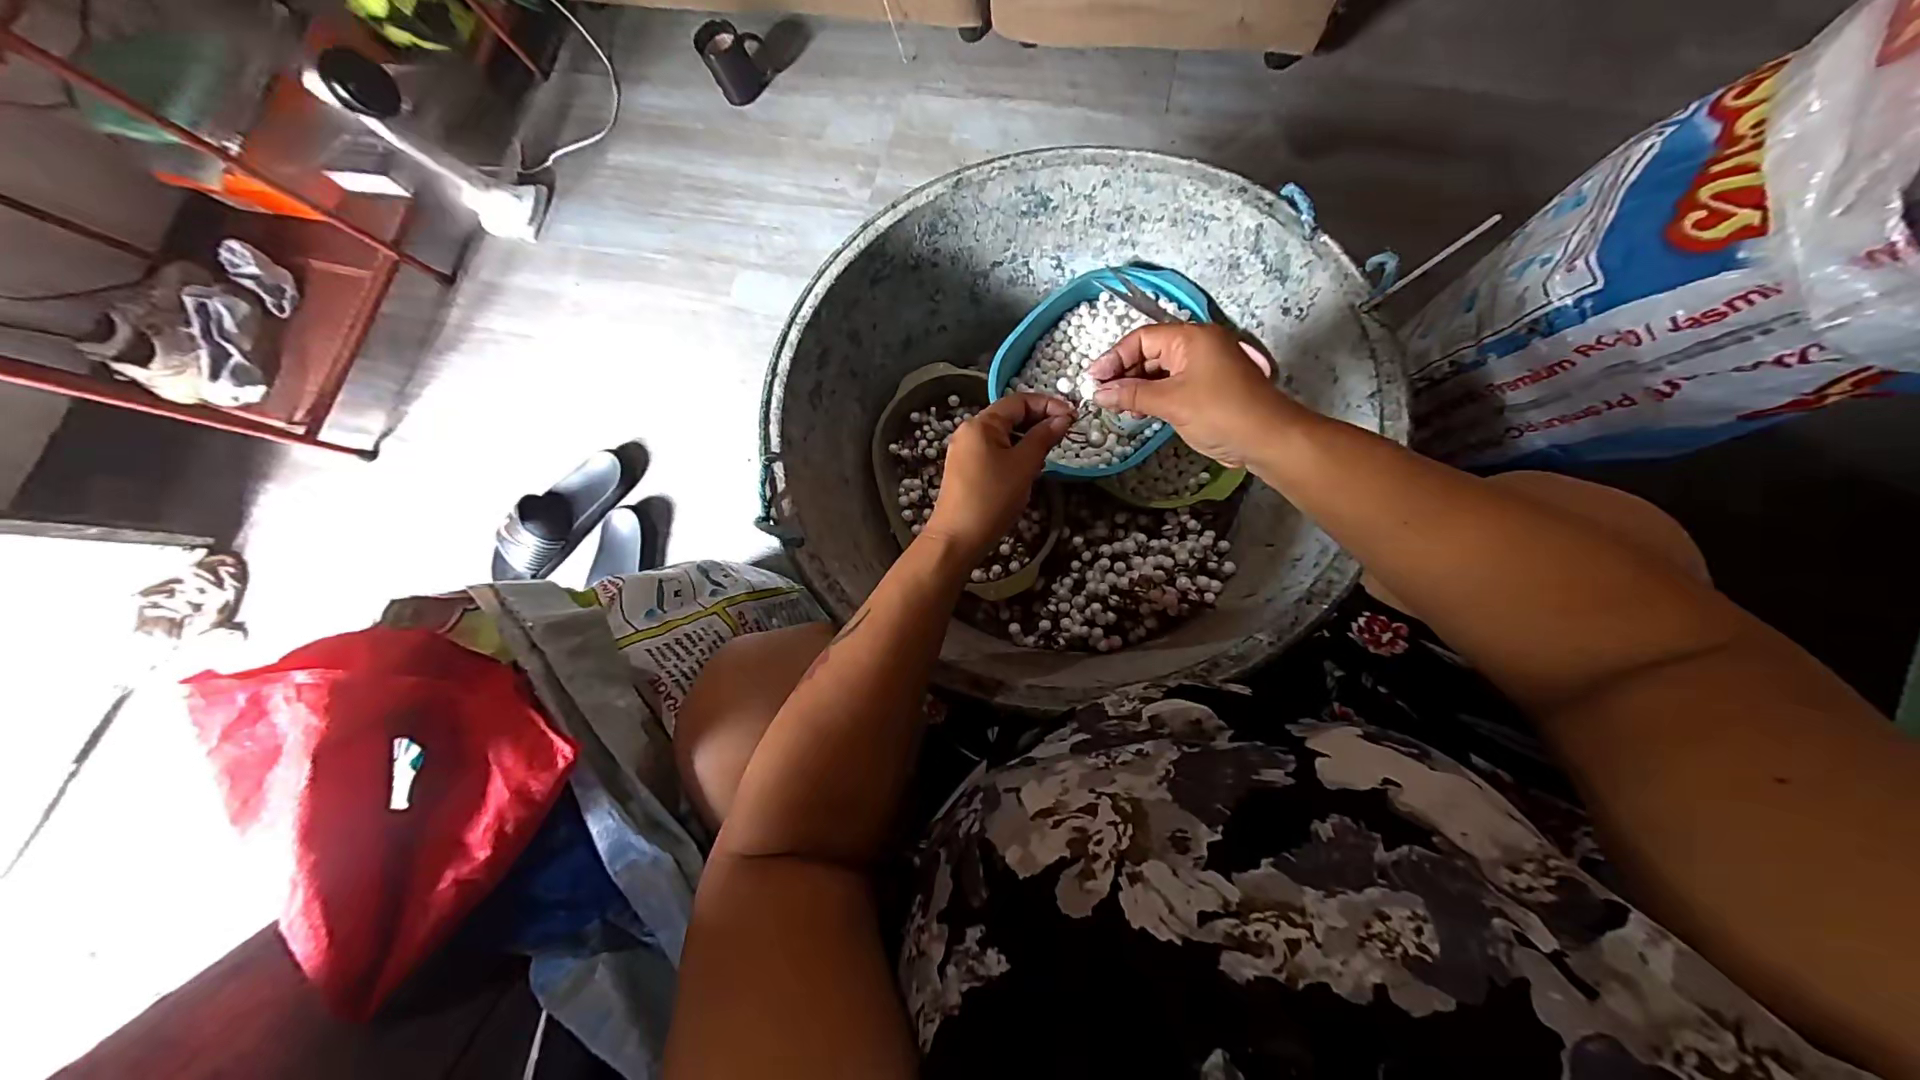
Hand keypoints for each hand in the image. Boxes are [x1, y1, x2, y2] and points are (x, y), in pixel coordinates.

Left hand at [924, 392, 1072, 562]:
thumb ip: (1043, 438)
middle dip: (1039, 422)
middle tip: (1065, 436)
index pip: (1019, 401)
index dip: (1048, 405)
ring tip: (1049, 455)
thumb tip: (1062, 419)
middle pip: (1010, 416)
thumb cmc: (992, 498)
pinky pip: (995, 452)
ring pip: (1003, 436)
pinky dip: (1014, 454)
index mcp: (981, 424)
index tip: (1072, 417)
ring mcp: (965, 451)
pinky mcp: (965, 470)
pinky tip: (1028, 470)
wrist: (957, 538)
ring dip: (1028, 440)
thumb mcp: (1024, 465)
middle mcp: (969, 432)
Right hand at [1089, 323, 1302, 466]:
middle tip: (1103, 396)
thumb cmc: (1221, 413)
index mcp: (1191, 338)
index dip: (1114, 358)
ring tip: (1119, 406)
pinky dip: (1154, 396)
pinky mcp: (1208, 387)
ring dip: (1138, 387)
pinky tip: (1141, 411)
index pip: (1142, 338)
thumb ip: (1132, 395)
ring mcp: (1205, 366)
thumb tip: (1100, 393)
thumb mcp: (1171, 403)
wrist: (1268, 439)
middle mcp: (1198, 346)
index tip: (1094, 380)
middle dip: (1125, 373)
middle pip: (1150, 352)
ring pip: (1160, 370)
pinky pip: (1173, 384)